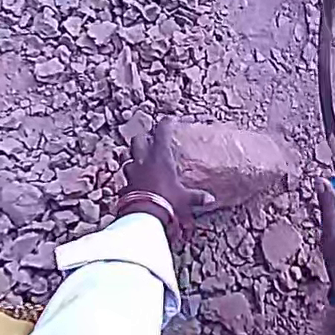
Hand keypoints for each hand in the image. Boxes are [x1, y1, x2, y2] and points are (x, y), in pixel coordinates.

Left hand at [119, 119, 212, 234]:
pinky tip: (134, 187)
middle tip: (148, 141)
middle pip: (137, 140)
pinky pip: (125, 181)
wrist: (144, 215)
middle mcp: (143, 161)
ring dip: (133, 160)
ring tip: (139, 165)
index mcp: (160, 157)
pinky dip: (129, 182)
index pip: (162, 132)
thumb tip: (211, 199)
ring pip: (127, 159)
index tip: (169, 118)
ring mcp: (131, 172)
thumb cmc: (167, 200)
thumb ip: (196, 197)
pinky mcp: (124, 186)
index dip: (166, 123)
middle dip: (142, 139)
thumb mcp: (184, 198)